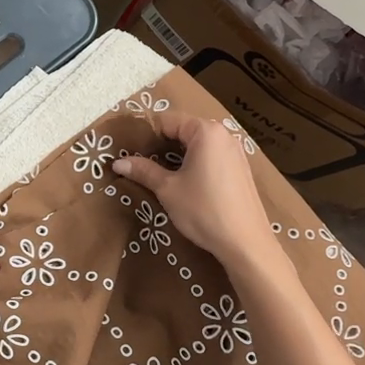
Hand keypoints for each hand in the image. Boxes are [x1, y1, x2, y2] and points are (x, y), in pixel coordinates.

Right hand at [111, 112, 286, 267]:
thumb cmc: (204, 210)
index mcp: (206, 132)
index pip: (167, 120)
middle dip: (162, 145)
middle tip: (142, 163)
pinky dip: (195, 164)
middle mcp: (224, 135)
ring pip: (198, 145)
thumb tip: (118, 162)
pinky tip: (185, 183)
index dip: (147, 134)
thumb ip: (143, 170)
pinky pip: (211, 157)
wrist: (246, 244)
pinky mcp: (240, 170)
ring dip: (178, 156)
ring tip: (160, 174)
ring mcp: (235, 152)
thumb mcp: (168, 189)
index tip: (131, 151)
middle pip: (184, 130)